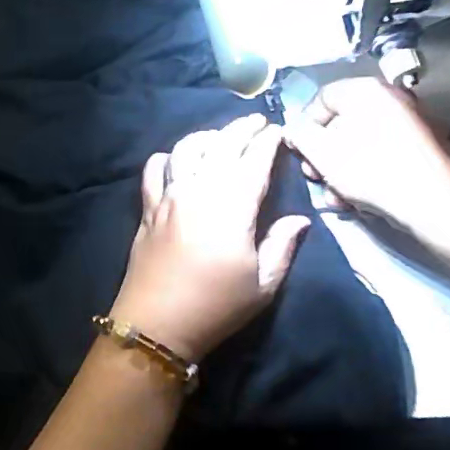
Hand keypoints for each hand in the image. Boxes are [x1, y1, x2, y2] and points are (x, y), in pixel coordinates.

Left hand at [111, 115, 308, 361]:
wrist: (155, 326)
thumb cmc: (216, 307)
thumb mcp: (263, 285)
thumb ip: (282, 246)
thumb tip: (300, 219)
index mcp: (233, 206)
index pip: (254, 160)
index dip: (268, 141)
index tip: (278, 130)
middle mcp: (201, 190)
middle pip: (222, 145)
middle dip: (242, 128)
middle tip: (257, 122)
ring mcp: (170, 196)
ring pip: (187, 148)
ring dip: (207, 136)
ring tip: (221, 137)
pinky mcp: (149, 208)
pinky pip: (155, 169)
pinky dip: (168, 157)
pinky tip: (177, 159)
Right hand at [284, 79, 449, 267]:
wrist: (440, 205)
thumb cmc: (374, 172)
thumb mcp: (323, 154)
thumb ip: (300, 135)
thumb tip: (294, 128)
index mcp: (365, 88)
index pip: (320, 99)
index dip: (303, 128)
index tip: (299, 157)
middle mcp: (391, 96)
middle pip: (342, 122)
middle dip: (324, 155)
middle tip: (317, 179)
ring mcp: (411, 120)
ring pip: (362, 142)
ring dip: (343, 170)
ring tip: (339, 198)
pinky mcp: (423, 146)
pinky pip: (384, 152)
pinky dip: (368, 172)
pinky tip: (363, 200)